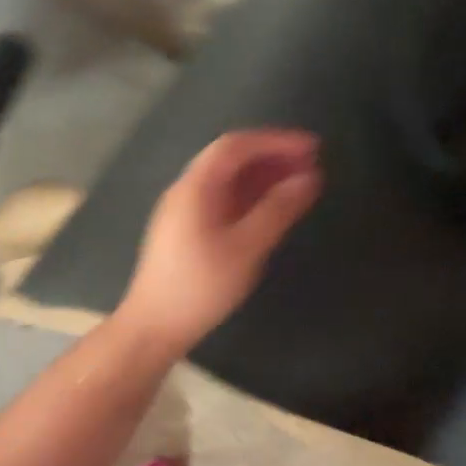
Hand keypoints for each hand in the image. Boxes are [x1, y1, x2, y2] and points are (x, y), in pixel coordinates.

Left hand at [116, 129, 322, 354]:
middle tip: (311, 161)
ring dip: (263, 174)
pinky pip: (222, 197)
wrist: (154, 325)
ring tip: (300, 181)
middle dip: (271, 155)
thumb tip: (308, 178)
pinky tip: (272, 206)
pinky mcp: (187, 227)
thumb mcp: (246, 249)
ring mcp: (184, 208)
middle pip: (231, 158)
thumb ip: (277, 210)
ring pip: (227, 178)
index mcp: (195, 186)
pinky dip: (250, 194)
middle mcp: (187, 188)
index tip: (311, 146)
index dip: (274, 140)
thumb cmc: (200, 286)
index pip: (236, 146)